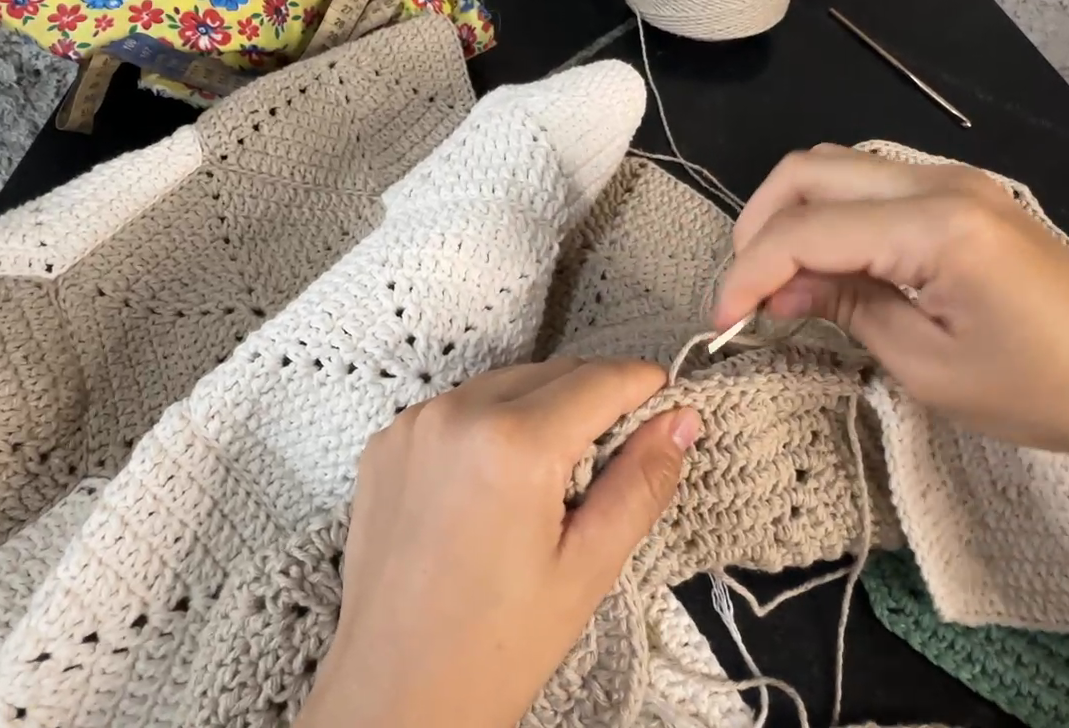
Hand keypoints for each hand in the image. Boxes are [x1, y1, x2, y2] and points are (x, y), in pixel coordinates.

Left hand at [297, 357, 701, 727]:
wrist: (392, 695)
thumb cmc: (498, 645)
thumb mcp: (588, 567)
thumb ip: (642, 481)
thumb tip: (682, 419)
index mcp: (514, 444)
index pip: (599, 380)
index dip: (643, 384)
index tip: (667, 399)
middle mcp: (457, 413)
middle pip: (553, 373)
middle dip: (594, 397)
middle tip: (611, 453)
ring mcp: (413, 423)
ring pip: (505, 383)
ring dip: (540, 408)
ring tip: (548, 476)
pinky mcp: (386, 440)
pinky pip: (458, 407)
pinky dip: (488, 423)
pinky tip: (490, 482)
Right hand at [711, 144, 1068, 471]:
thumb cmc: (1040, 391)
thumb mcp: (924, 365)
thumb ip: (842, 306)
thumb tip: (776, 288)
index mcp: (936, 225)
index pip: (806, 231)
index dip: (748, 272)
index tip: (722, 321)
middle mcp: (940, 180)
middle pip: (808, 170)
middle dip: (757, 227)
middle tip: (745, 291)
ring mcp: (953, 179)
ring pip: (834, 166)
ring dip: (790, 214)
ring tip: (779, 279)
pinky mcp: (959, 194)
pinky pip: (867, 183)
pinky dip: (827, 214)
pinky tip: (826, 262)